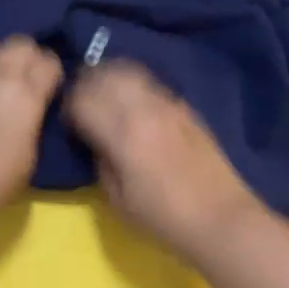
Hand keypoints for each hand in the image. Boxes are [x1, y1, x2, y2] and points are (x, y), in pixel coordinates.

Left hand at [0, 36, 63, 223]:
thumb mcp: (31, 156)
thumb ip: (35, 119)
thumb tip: (34, 105)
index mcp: (27, 96)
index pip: (49, 62)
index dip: (52, 72)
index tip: (50, 86)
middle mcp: (0, 76)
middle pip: (21, 43)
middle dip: (29, 56)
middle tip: (26, 78)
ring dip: (2, 60)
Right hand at [66, 60, 267, 252]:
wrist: (220, 217)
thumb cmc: (164, 217)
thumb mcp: (118, 199)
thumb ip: (102, 160)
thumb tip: (95, 139)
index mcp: (122, 132)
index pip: (82, 100)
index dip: (69, 107)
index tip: (69, 122)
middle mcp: (141, 107)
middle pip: (103, 76)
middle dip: (86, 85)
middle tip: (81, 102)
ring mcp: (165, 102)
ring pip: (127, 70)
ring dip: (109, 77)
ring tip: (104, 93)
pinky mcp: (182, 105)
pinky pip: (149, 81)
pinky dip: (132, 82)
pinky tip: (131, 98)